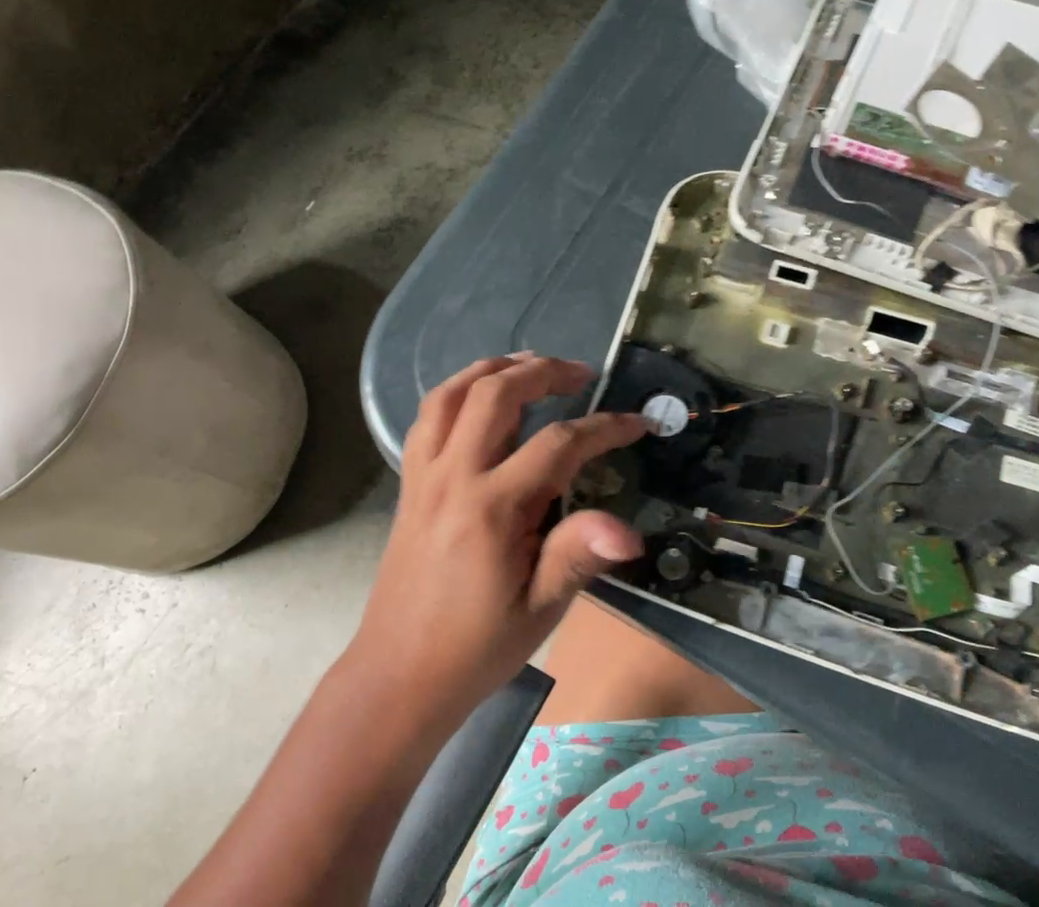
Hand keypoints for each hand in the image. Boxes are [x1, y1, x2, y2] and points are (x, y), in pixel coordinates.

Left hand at [349, 353, 648, 719]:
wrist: (400, 674)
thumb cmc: (476, 648)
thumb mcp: (538, 610)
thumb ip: (577, 557)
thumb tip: (629, 531)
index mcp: (492, 509)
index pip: (558, 445)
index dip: (604, 427)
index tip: (638, 423)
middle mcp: (453, 478)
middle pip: (495, 394)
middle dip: (544, 371)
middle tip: (583, 374)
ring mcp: (423, 477)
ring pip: (450, 394)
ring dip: (493, 368)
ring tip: (531, 365)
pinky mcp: (409, 485)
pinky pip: (427, 418)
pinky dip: (456, 392)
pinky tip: (479, 398)